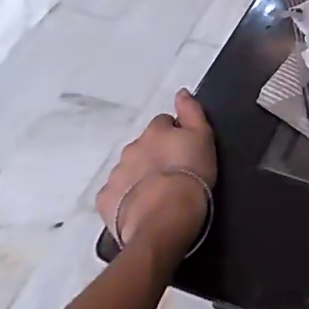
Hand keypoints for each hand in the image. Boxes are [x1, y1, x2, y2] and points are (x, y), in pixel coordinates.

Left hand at [96, 89, 215, 254]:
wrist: (165, 217)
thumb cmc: (191, 175)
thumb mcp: (203, 138)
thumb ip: (192, 111)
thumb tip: (181, 92)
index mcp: (155, 132)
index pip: (163, 123)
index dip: (174, 135)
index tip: (184, 151)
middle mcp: (131, 148)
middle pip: (143, 147)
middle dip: (153, 156)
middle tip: (171, 176)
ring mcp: (116, 174)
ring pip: (128, 169)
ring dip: (139, 177)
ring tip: (156, 196)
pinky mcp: (106, 200)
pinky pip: (115, 195)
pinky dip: (125, 199)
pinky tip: (138, 210)